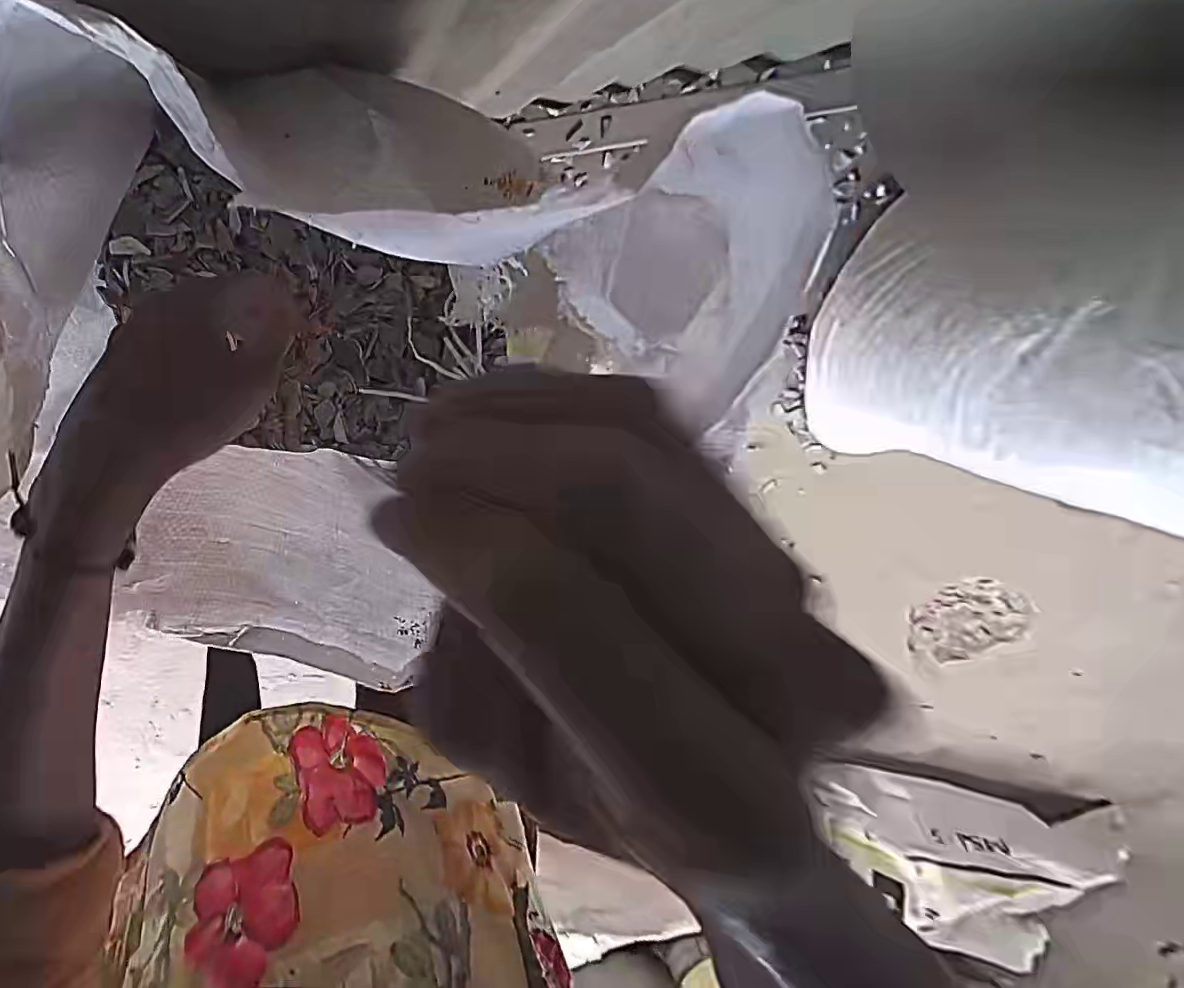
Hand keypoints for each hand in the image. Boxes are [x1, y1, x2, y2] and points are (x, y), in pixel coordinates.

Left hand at [29, 273, 296, 555]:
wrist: (113, 448)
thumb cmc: (187, 417)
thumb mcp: (252, 384)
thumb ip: (275, 342)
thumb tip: (281, 319)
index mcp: (204, 298)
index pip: (258, 284)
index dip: (284, 305)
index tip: (294, 327)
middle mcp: (168, 299)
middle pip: (223, 292)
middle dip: (251, 316)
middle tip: (268, 344)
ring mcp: (139, 320)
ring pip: (192, 313)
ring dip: (220, 331)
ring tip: (234, 365)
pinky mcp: (121, 345)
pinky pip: (167, 333)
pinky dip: (189, 345)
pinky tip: (194, 379)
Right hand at [372, 370, 889, 896]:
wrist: (713, 771)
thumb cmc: (593, 788)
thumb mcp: (503, 766)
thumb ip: (460, 671)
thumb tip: (437, 533)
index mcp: (709, 788)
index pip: (563, 614)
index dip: (459, 540)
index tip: (393, 513)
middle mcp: (786, 664)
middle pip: (614, 491)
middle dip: (485, 458)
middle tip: (411, 461)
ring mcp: (790, 572)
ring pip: (635, 431)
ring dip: (509, 414)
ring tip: (436, 425)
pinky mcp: (764, 511)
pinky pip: (648, 413)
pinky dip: (551, 395)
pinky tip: (484, 407)